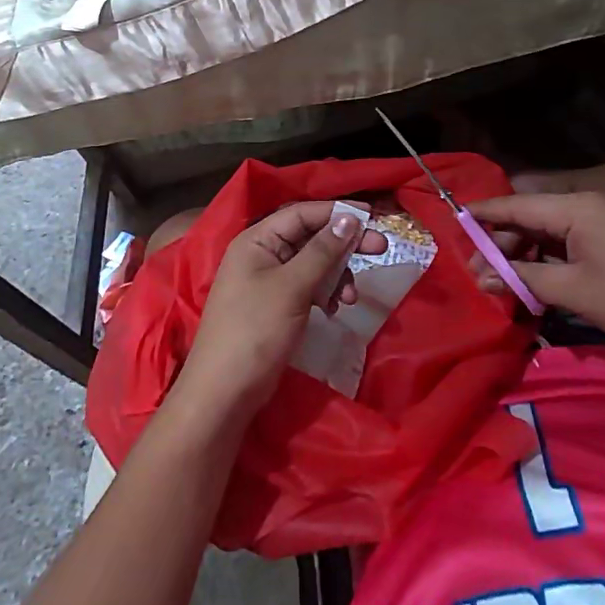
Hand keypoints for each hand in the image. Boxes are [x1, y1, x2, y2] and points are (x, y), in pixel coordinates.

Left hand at [180, 201, 386, 412]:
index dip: (338, 212)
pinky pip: (309, 285)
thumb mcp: (293, 286)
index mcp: (257, 240)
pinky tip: (336, 309)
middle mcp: (262, 254)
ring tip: (351, 297)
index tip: (373, 217)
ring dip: (337, 274)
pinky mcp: (277, 303)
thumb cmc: (255, 330)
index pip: (303, 213)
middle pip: (311, 236)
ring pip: (314, 263)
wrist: (225, 392)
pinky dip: (326, 293)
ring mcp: (269, 280)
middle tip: (379, 248)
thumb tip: (349, 218)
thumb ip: (323, 250)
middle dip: (344, 244)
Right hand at [467, 192, 604, 355]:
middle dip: (502, 245)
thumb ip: (525, 279)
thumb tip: (484, 276)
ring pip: (550, 234)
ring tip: (504, 286)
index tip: (449, 227)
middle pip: (531, 218)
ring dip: (526, 257)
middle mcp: (589, 205)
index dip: (481, 216)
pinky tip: (537, 286)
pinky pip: (571, 245)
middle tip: (479, 278)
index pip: (515, 205)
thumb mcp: (576, 292)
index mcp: (577, 207)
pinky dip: (551, 263)